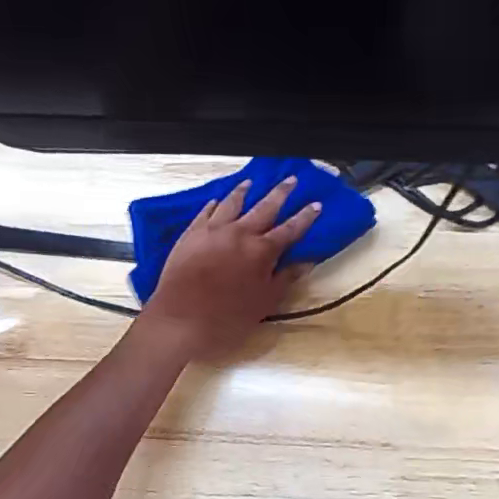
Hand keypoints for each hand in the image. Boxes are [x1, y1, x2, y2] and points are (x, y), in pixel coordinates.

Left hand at [135, 176, 319, 360]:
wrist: (182, 320)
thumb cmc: (229, 317)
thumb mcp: (265, 302)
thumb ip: (285, 278)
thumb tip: (306, 262)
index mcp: (262, 250)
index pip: (290, 229)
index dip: (305, 217)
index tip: (316, 204)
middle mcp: (240, 233)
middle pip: (264, 207)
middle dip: (280, 193)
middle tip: (291, 179)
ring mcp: (213, 230)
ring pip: (232, 203)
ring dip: (243, 191)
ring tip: (250, 182)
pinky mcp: (190, 234)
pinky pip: (205, 212)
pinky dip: (214, 205)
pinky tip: (216, 201)